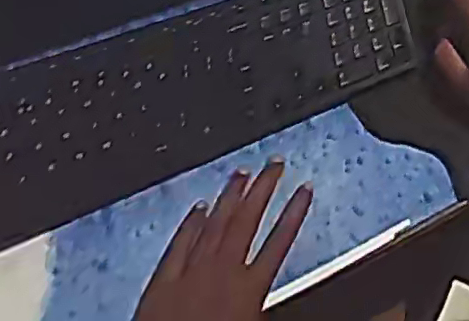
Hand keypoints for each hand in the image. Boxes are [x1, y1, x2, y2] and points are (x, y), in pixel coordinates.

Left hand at [134, 160, 311, 320]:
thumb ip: (258, 307)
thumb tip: (266, 302)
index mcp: (248, 291)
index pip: (279, 242)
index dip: (294, 213)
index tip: (305, 189)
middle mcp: (222, 272)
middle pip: (247, 219)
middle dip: (264, 187)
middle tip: (275, 163)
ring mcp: (191, 272)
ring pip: (216, 223)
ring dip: (231, 195)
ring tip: (242, 171)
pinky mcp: (163, 281)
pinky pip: (180, 242)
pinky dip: (192, 222)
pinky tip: (199, 206)